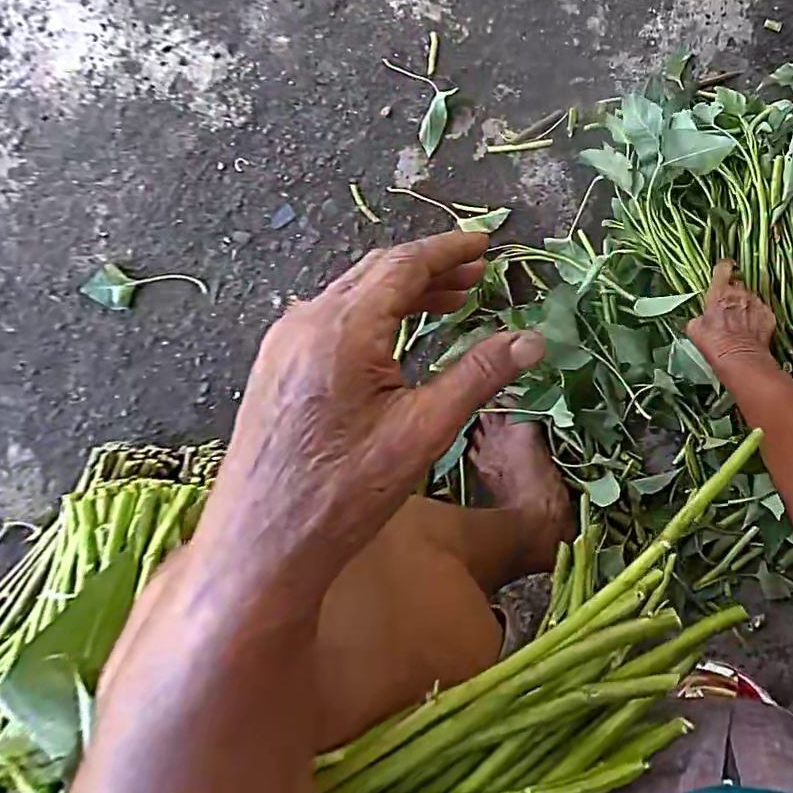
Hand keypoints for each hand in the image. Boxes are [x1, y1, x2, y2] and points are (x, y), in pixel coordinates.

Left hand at [191, 231, 545, 593]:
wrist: (259, 548)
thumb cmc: (345, 492)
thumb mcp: (424, 430)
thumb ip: (479, 374)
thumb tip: (533, 340)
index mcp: (342, 329)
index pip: (403, 266)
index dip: (448, 250)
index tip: (483, 243)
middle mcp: (307, 322)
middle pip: (377, 272)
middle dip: (431, 267)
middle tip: (476, 274)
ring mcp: (286, 343)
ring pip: (355, 293)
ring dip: (405, 290)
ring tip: (452, 299)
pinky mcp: (279, 366)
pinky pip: (335, 316)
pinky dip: (378, 312)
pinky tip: (401, 332)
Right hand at [685, 260, 777, 371]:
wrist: (740, 360)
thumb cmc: (715, 344)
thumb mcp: (694, 330)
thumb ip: (699, 317)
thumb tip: (701, 319)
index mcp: (719, 293)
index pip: (722, 269)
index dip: (723, 269)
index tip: (723, 271)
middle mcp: (740, 293)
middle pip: (737, 285)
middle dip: (733, 295)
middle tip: (728, 310)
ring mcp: (756, 304)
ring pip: (751, 299)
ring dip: (746, 307)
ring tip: (740, 325)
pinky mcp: (768, 316)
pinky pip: (762, 312)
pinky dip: (758, 319)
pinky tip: (751, 332)